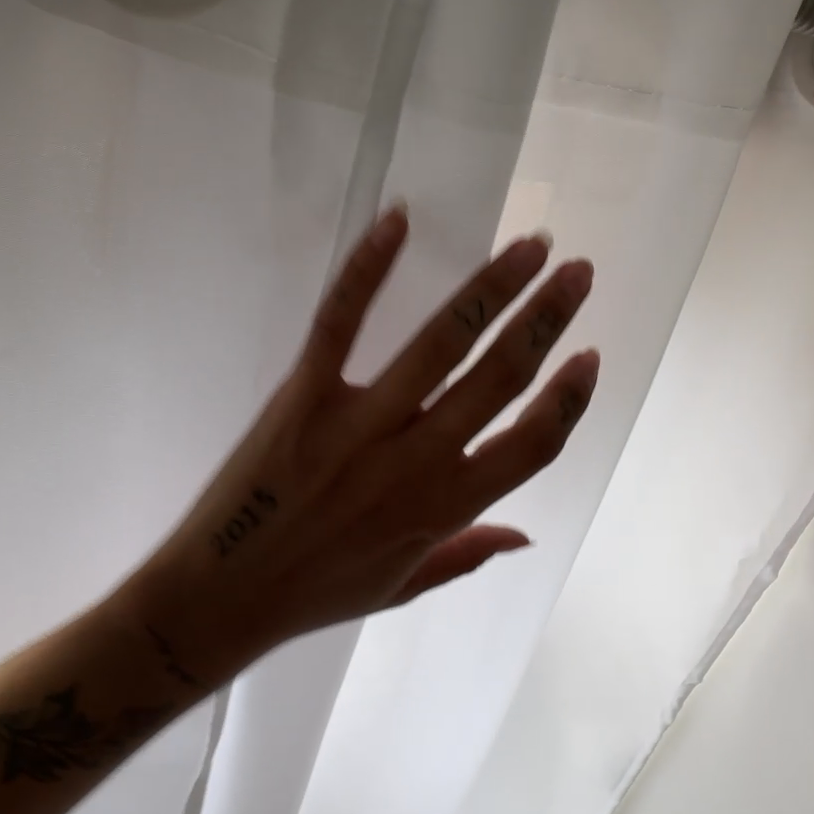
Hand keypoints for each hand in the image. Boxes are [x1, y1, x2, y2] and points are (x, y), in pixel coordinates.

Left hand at [131, 207, 598, 667]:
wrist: (224, 594)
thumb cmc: (314, 592)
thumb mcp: (400, 589)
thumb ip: (465, 555)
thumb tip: (527, 533)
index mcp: (443, 510)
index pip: (531, 447)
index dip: (568, 401)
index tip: (589, 359)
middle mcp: (414, 461)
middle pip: (499, 379)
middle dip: (546, 321)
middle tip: (579, 273)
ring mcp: (358, 423)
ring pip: (441, 343)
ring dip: (493, 288)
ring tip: (531, 247)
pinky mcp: (303, 395)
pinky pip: (340, 321)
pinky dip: (369, 268)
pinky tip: (399, 220)